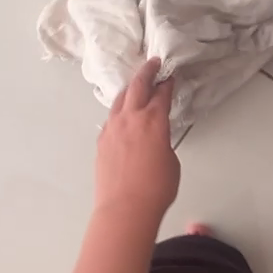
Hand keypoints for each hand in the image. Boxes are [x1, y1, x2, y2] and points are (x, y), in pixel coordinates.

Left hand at [95, 58, 178, 223]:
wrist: (125, 208)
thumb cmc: (156, 189)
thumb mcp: (171, 161)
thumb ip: (164, 143)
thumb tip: (156, 141)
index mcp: (154, 122)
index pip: (162, 95)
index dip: (167, 84)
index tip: (170, 76)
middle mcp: (131, 119)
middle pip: (137, 87)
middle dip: (146, 72)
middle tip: (153, 63)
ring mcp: (112, 129)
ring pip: (119, 100)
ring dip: (130, 89)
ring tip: (135, 85)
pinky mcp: (102, 142)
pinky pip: (111, 118)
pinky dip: (119, 111)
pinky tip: (122, 115)